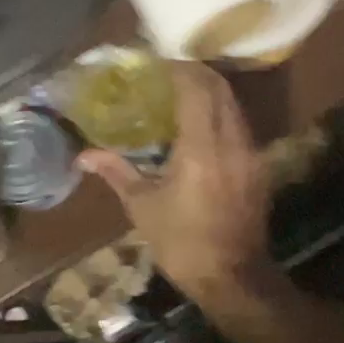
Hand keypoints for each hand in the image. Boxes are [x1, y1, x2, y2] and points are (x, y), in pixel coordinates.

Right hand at [78, 62, 269, 295]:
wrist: (233, 278)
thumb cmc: (182, 243)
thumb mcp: (143, 207)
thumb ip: (117, 172)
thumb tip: (84, 155)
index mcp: (202, 146)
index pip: (197, 88)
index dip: (179, 69)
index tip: (157, 64)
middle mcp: (232, 141)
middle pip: (220, 89)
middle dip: (196, 74)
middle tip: (168, 73)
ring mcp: (251, 153)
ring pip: (234, 105)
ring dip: (211, 93)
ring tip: (182, 95)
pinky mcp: (259, 167)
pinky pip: (240, 125)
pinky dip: (221, 114)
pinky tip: (201, 127)